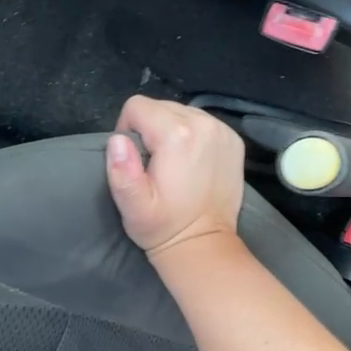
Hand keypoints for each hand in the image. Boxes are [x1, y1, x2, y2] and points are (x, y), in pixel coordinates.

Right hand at [104, 95, 245, 256]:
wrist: (204, 244)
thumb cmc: (164, 227)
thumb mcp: (133, 207)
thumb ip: (122, 171)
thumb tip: (117, 140)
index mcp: (176, 135)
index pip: (136, 106)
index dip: (127, 130)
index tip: (135, 159)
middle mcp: (203, 124)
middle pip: (160, 106)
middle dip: (150, 130)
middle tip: (153, 165)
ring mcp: (223, 131)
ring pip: (181, 112)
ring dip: (171, 131)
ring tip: (172, 164)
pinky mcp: (233, 140)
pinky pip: (202, 123)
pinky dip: (192, 136)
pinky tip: (191, 163)